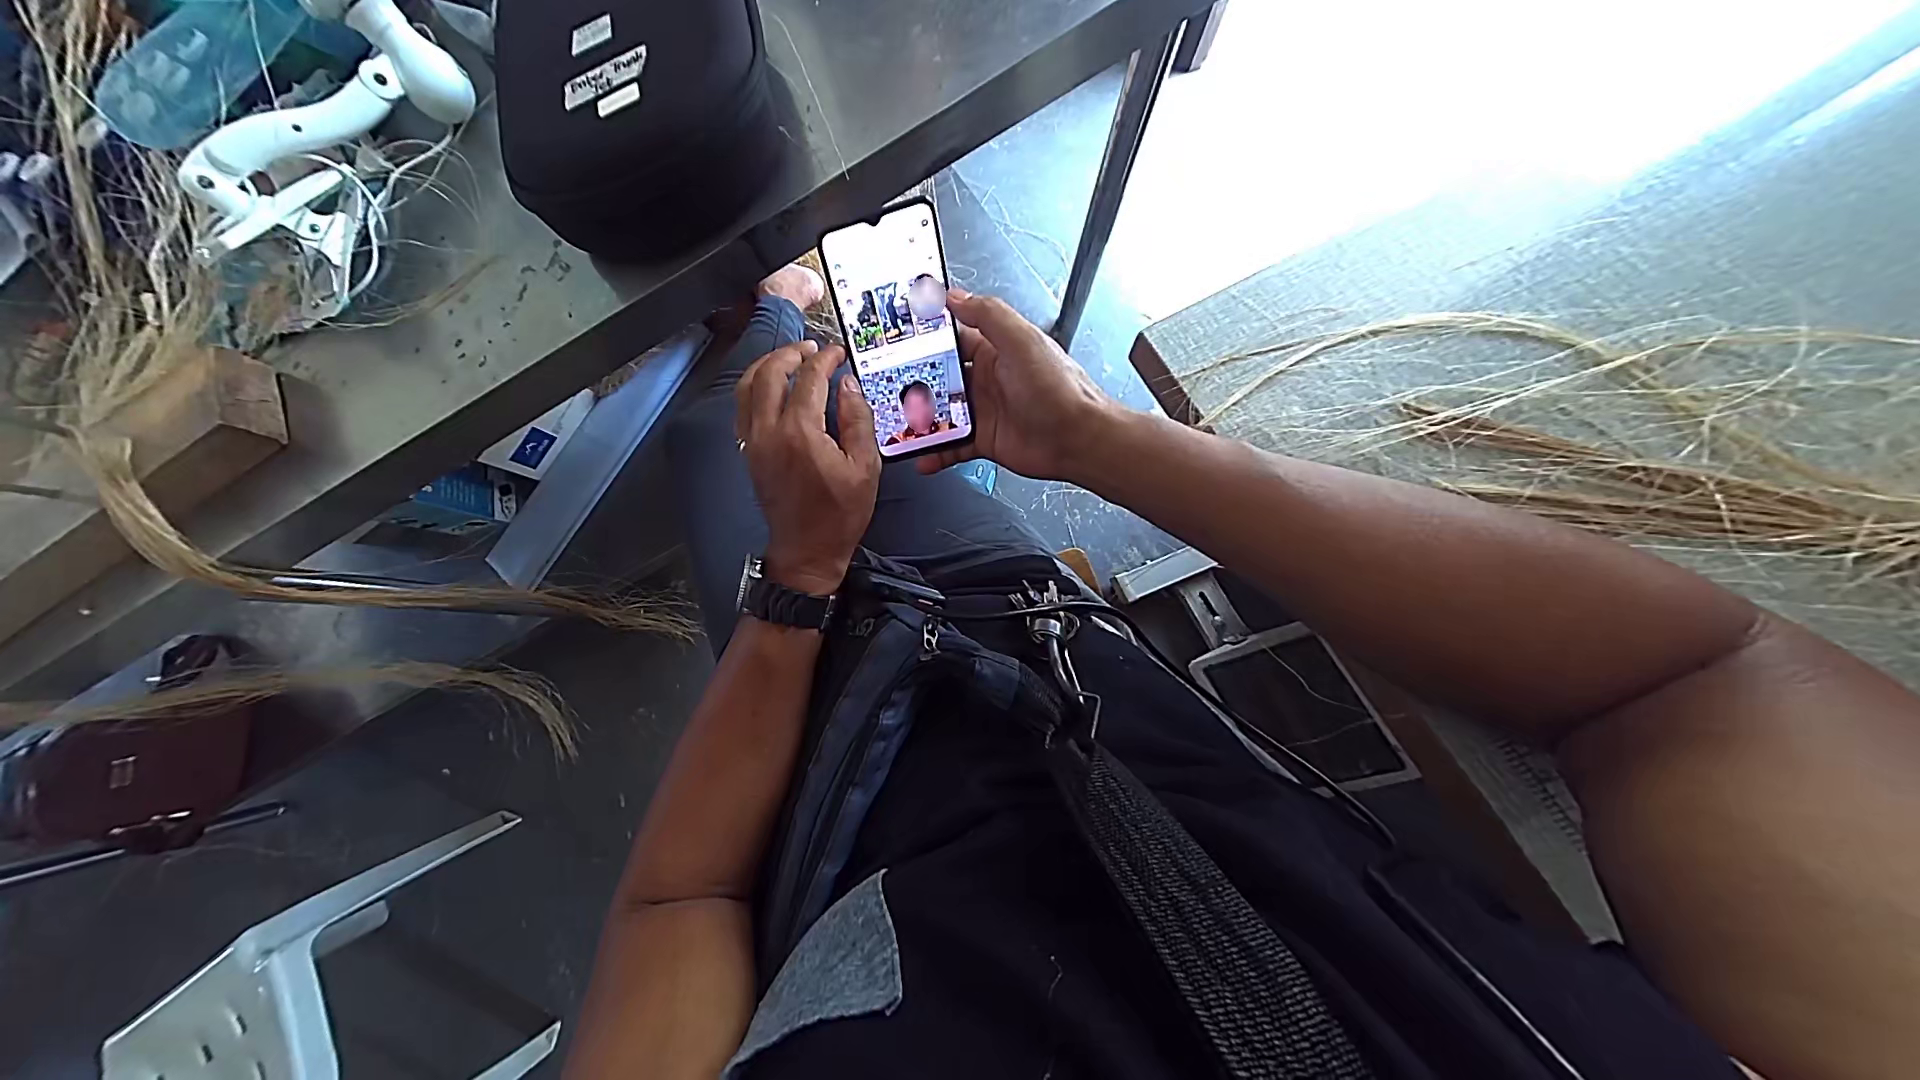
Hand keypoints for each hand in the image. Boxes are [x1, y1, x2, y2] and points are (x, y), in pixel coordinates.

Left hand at [736, 341, 881, 594]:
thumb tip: (848, 386)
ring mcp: (754, 442)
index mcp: (801, 433)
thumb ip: (857, 421)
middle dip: (791, 353)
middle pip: (770, 373)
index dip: (825, 360)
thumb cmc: (839, 515)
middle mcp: (770, 432)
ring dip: (766, 366)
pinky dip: (754, 389)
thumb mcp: (865, 468)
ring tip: (788, 360)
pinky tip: (770, 389)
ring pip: (748, 387)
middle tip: (811, 348)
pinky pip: (742, 409)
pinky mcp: (749, 453)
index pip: (810, 380)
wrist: (806, 550)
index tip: (837, 355)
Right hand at [917, 289, 1119, 481]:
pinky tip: (922, 456)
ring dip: (920, 418)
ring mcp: (984, 411)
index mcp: (995, 349)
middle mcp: (987, 379)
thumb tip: (955, 295)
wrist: (1078, 438)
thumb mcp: (1022, 340)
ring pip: (941, 412)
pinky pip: (952, 446)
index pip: (953, 336)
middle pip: (940, 376)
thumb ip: (988, 315)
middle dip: (914, 380)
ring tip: (897, 423)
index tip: (899, 337)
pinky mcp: (984, 440)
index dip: (926, 336)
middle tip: (887, 384)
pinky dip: (936, 452)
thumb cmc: (1060, 388)